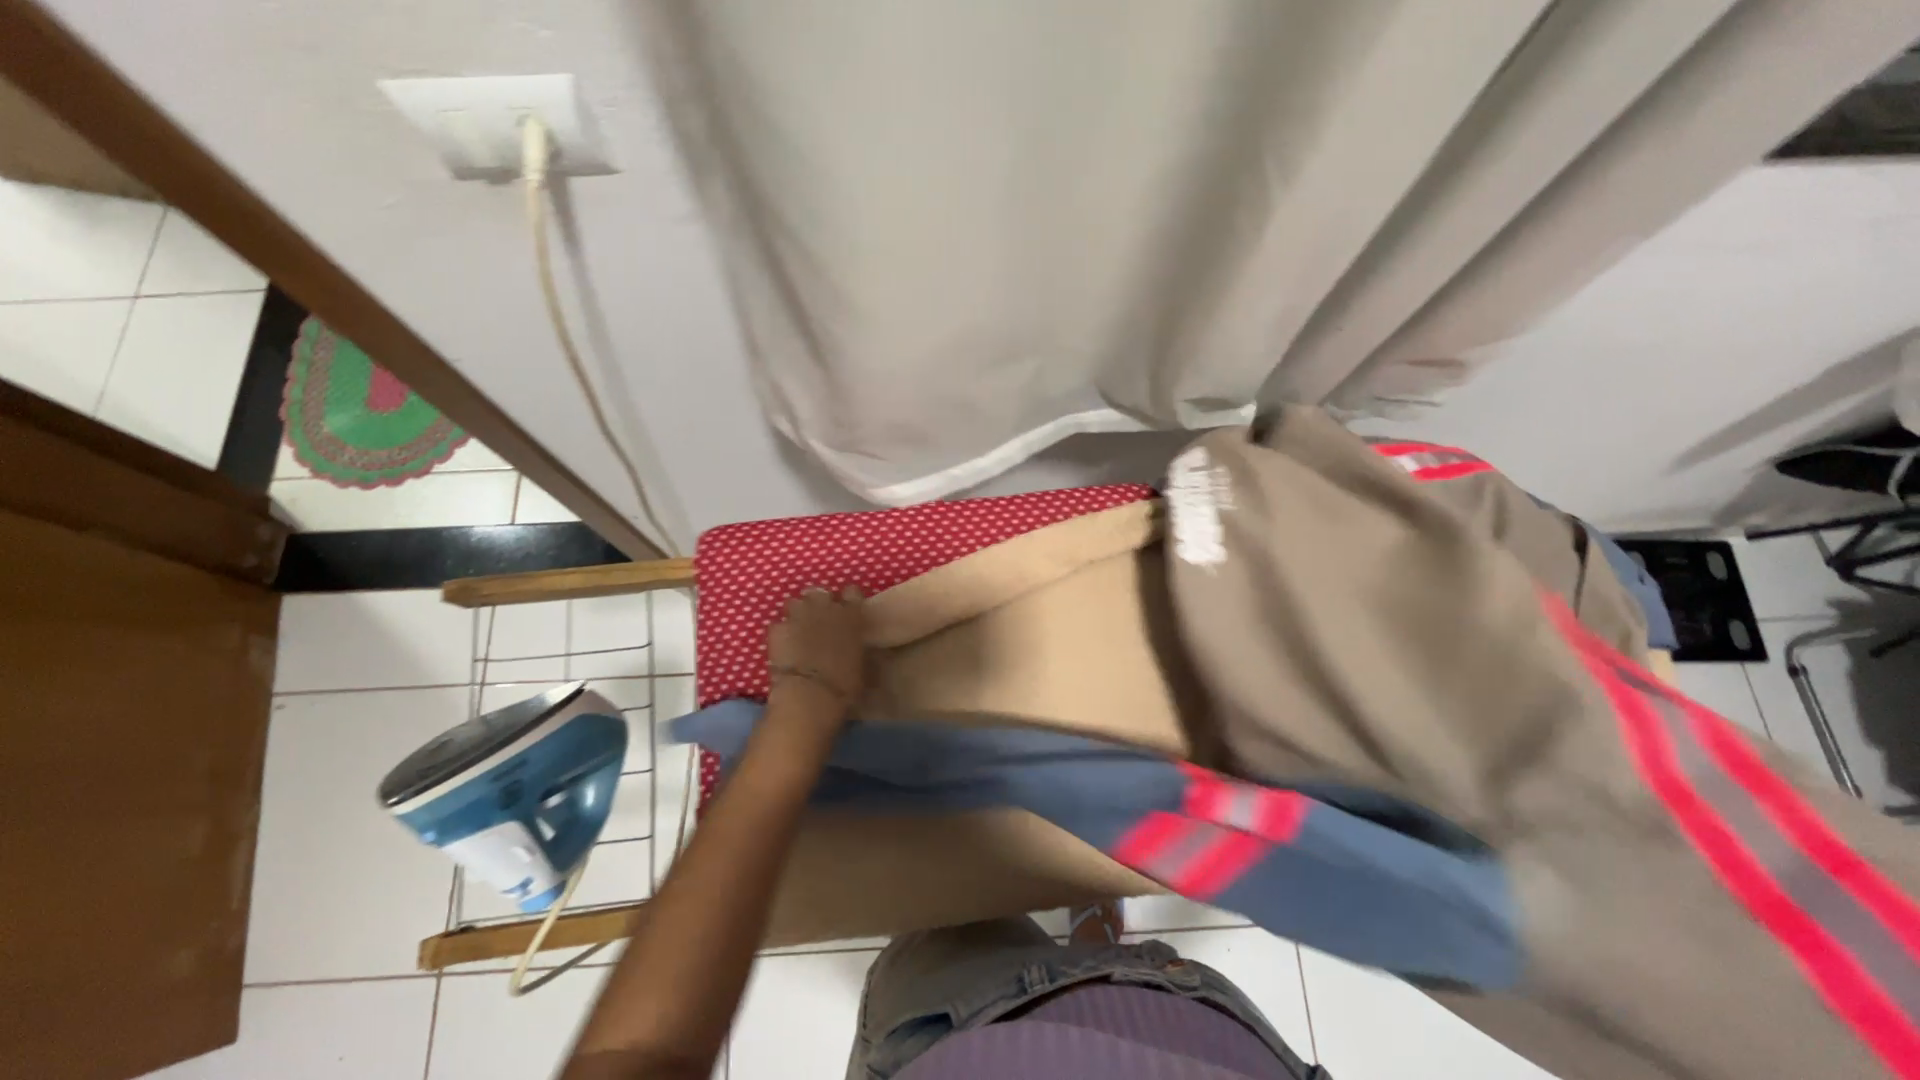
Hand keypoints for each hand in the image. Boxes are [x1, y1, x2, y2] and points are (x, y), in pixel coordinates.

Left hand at [767, 586, 866, 718]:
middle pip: (820, 593)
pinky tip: (784, 647)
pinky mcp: (776, 628)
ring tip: (798, 631)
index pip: (852, 592)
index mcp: (851, 615)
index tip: (846, 610)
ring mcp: (798, 615)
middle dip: (819, 604)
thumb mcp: (862, 664)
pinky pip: (779, 625)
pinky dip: (781, 633)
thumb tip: (855, 646)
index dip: (848, 600)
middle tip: (819, 622)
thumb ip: (857, 645)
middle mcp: (825, 607)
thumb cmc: (845, 684)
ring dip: (797, 614)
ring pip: (795, 603)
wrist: (810, 695)